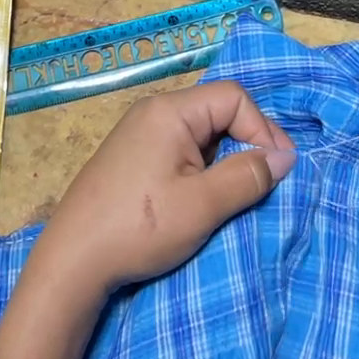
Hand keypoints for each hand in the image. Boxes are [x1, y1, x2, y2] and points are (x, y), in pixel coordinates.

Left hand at [32, 80, 296, 293]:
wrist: (72, 260)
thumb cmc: (140, 227)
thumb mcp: (203, 205)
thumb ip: (247, 176)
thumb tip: (286, 156)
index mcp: (169, 110)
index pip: (233, 98)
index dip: (263, 128)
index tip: (279, 169)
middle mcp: (154, 111)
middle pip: (217, 111)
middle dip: (247, 142)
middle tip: (265, 183)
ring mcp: (140, 133)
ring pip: (201, 132)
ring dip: (225, 158)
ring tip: (238, 194)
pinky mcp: (133, 156)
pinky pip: (181, 148)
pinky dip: (202, 167)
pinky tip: (206, 197)